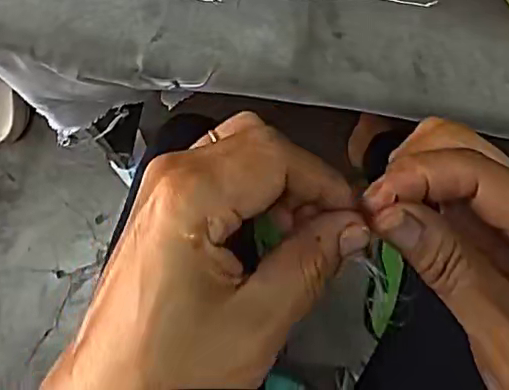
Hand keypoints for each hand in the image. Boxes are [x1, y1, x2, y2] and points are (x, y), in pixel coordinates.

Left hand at [45, 112, 369, 389]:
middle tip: (327, 224)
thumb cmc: (157, 379)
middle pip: (262, 142)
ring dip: (282, 184)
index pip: (279, 155)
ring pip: (246, 149)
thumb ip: (311, 263)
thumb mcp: (253, 325)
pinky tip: (268, 235)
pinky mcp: (166, 203)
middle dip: (303, 180)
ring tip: (298, 235)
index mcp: (188, 194)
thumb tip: (350, 225)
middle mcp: (172, 177)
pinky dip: (258, 192)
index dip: (325, 182)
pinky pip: (225, 170)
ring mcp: (165, 186)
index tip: (351, 214)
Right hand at [362, 118, 508, 389]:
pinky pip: (455, 195)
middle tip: (372, 206)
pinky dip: (421, 198)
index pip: (485, 173)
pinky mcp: (503, 231)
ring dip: (414, 177)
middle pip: (471, 149)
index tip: (376, 196)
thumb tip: (392, 213)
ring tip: (380, 212)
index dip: (424, 173)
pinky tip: (399, 217)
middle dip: (415, 166)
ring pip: (458, 161)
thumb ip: (453, 273)